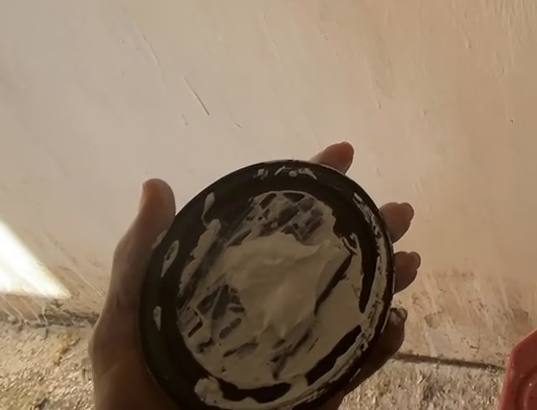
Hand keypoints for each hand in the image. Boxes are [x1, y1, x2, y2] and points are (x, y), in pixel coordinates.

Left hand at [92, 142, 419, 409]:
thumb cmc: (134, 399)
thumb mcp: (125, 327)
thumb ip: (140, 261)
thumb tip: (156, 184)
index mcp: (241, 282)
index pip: (283, 223)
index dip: (317, 183)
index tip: (344, 152)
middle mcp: (278, 309)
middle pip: (335, 258)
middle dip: (373, 228)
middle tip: (400, 211)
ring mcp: (299, 352)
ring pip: (356, 306)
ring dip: (389, 280)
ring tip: (410, 261)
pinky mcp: (313, 394)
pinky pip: (354, 368)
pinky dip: (380, 346)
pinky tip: (394, 324)